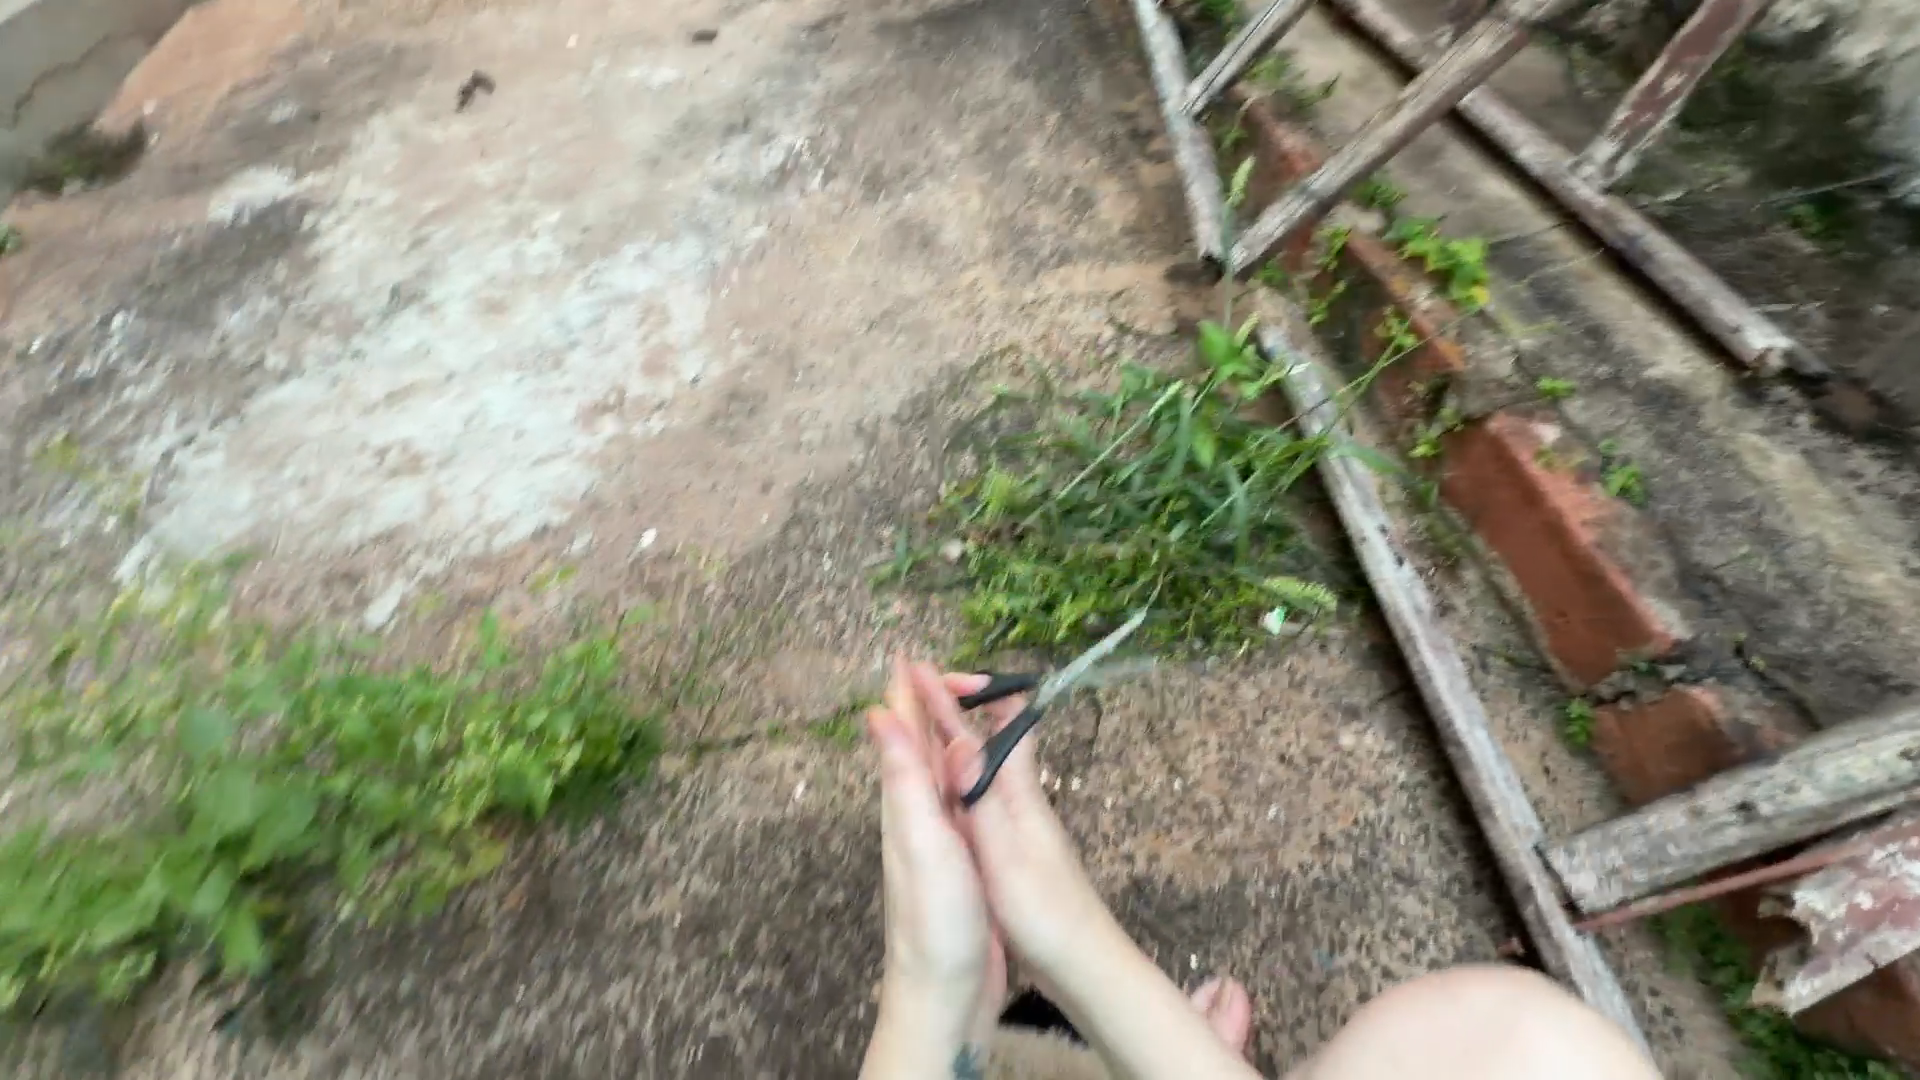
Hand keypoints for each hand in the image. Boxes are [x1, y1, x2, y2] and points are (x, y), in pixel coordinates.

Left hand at [863, 658, 1005, 1072]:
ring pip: (940, 762)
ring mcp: (938, 829)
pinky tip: (974, 766)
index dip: (908, 687)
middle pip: (922, 738)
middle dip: (929, 699)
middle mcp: (918, 806)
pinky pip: (961, 790)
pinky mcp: (960, 849)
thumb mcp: (919, 838)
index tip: (910, 650)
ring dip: (946, 726)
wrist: (947, 989)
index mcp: (906, 797)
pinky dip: (966, 763)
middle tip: (943, 666)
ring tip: (956, 701)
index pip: (903, 726)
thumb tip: (876, 710)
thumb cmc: (935, 917)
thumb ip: (902, 775)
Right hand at [913, 666, 1114, 983]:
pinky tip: (935, 780)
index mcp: (1019, 791)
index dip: (978, 689)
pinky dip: (951, 769)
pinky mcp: (1007, 841)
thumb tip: (960, 739)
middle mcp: (1017, 794)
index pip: (1008, 717)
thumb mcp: (1006, 858)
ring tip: (914, 716)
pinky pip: (974, 788)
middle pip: (986, 733)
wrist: (1083, 963)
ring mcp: (1014, 817)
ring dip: (948, 731)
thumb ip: (982, 800)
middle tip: (911, 680)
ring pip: (978, 760)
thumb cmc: (1045, 914)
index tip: (936, 676)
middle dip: (950, 702)